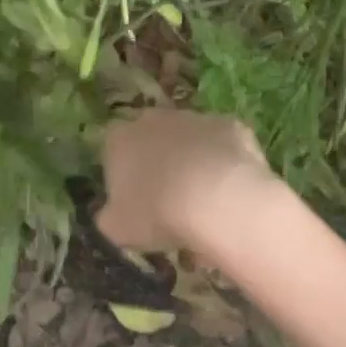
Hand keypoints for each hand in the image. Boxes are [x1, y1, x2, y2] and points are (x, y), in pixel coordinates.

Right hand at [95, 108, 274, 251]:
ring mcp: (193, 119)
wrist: (221, 203)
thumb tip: (113, 217)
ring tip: (208, 202)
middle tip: (172, 200)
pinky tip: (235, 191)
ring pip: (190, 140)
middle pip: (151, 139)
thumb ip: (110, 217)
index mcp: (118, 139)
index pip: (113, 150)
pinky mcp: (231, 127)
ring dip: (194, 162)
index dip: (125, 175)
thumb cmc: (159, 213)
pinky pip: (226, 146)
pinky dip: (228, 163)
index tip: (137, 200)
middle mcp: (151, 120)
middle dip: (160, 163)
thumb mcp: (119, 227)